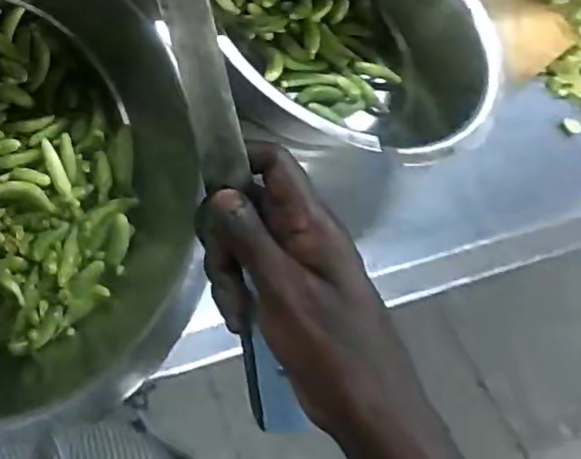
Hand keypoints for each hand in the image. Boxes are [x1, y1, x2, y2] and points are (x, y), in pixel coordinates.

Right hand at [200, 142, 457, 458]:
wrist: (375, 422)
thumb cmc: (337, 353)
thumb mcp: (286, 292)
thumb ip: (250, 237)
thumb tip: (218, 190)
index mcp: (311, 222)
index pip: (274, 161)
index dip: (239, 158)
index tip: (206, 184)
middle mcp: (299, 231)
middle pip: (243, 200)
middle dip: (222, 233)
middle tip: (223, 271)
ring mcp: (290, 257)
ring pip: (236, 234)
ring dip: (225, 267)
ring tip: (235, 308)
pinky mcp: (281, 283)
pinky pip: (243, 264)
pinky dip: (233, 286)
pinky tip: (239, 318)